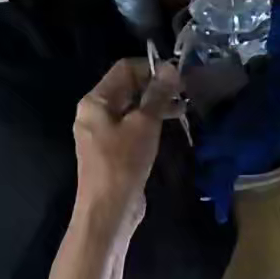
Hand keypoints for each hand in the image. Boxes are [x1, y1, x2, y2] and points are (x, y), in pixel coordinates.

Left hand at [72, 58, 179, 243]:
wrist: (108, 210)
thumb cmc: (123, 163)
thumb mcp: (144, 125)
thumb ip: (157, 95)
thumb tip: (171, 69)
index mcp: (94, 102)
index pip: (124, 70)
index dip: (151, 69)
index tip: (179, 76)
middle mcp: (94, 114)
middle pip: (127, 89)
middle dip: (156, 87)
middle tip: (186, 91)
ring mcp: (102, 134)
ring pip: (131, 110)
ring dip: (156, 106)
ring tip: (184, 108)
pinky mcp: (112, 151)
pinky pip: (132, 128)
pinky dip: (150, 123)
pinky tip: (170, 125)